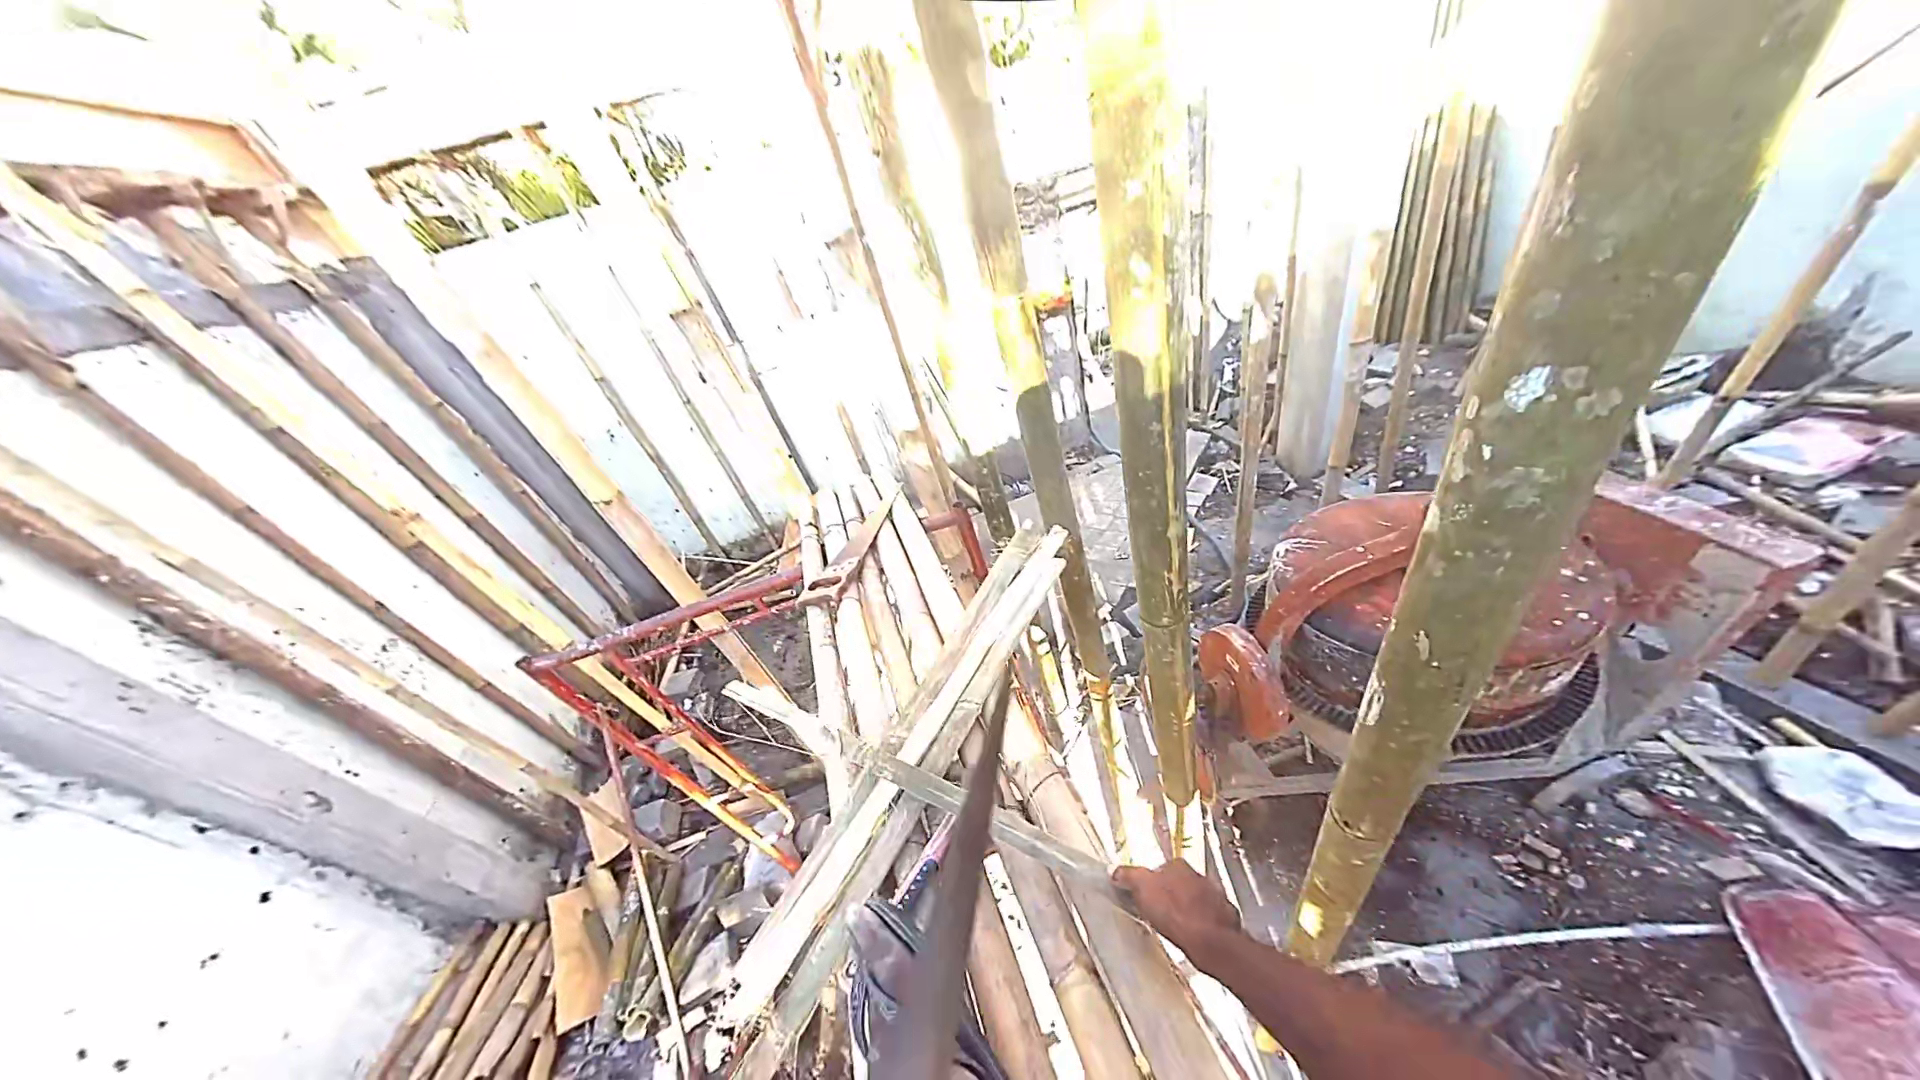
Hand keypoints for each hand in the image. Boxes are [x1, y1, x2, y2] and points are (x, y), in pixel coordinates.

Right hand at [1111, 860, 1242, 956]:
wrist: (1211, 943)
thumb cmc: (1176, 913)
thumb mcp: (1142, 889)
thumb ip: (1128, 876)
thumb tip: (1115, 871)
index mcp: (1178, 865)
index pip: (1160, 868)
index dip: (1152, 882)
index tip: (1146, 895)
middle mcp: (1199, 876)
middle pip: (1179, 882)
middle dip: (1171, 895)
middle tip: (1159, 912)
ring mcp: (1215, 897)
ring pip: (1196, 900)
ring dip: (1187, 909)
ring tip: (1176, 927)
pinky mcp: (1226, 918)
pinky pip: (1210, 918)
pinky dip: (1202, 924)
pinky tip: (1194, 936)